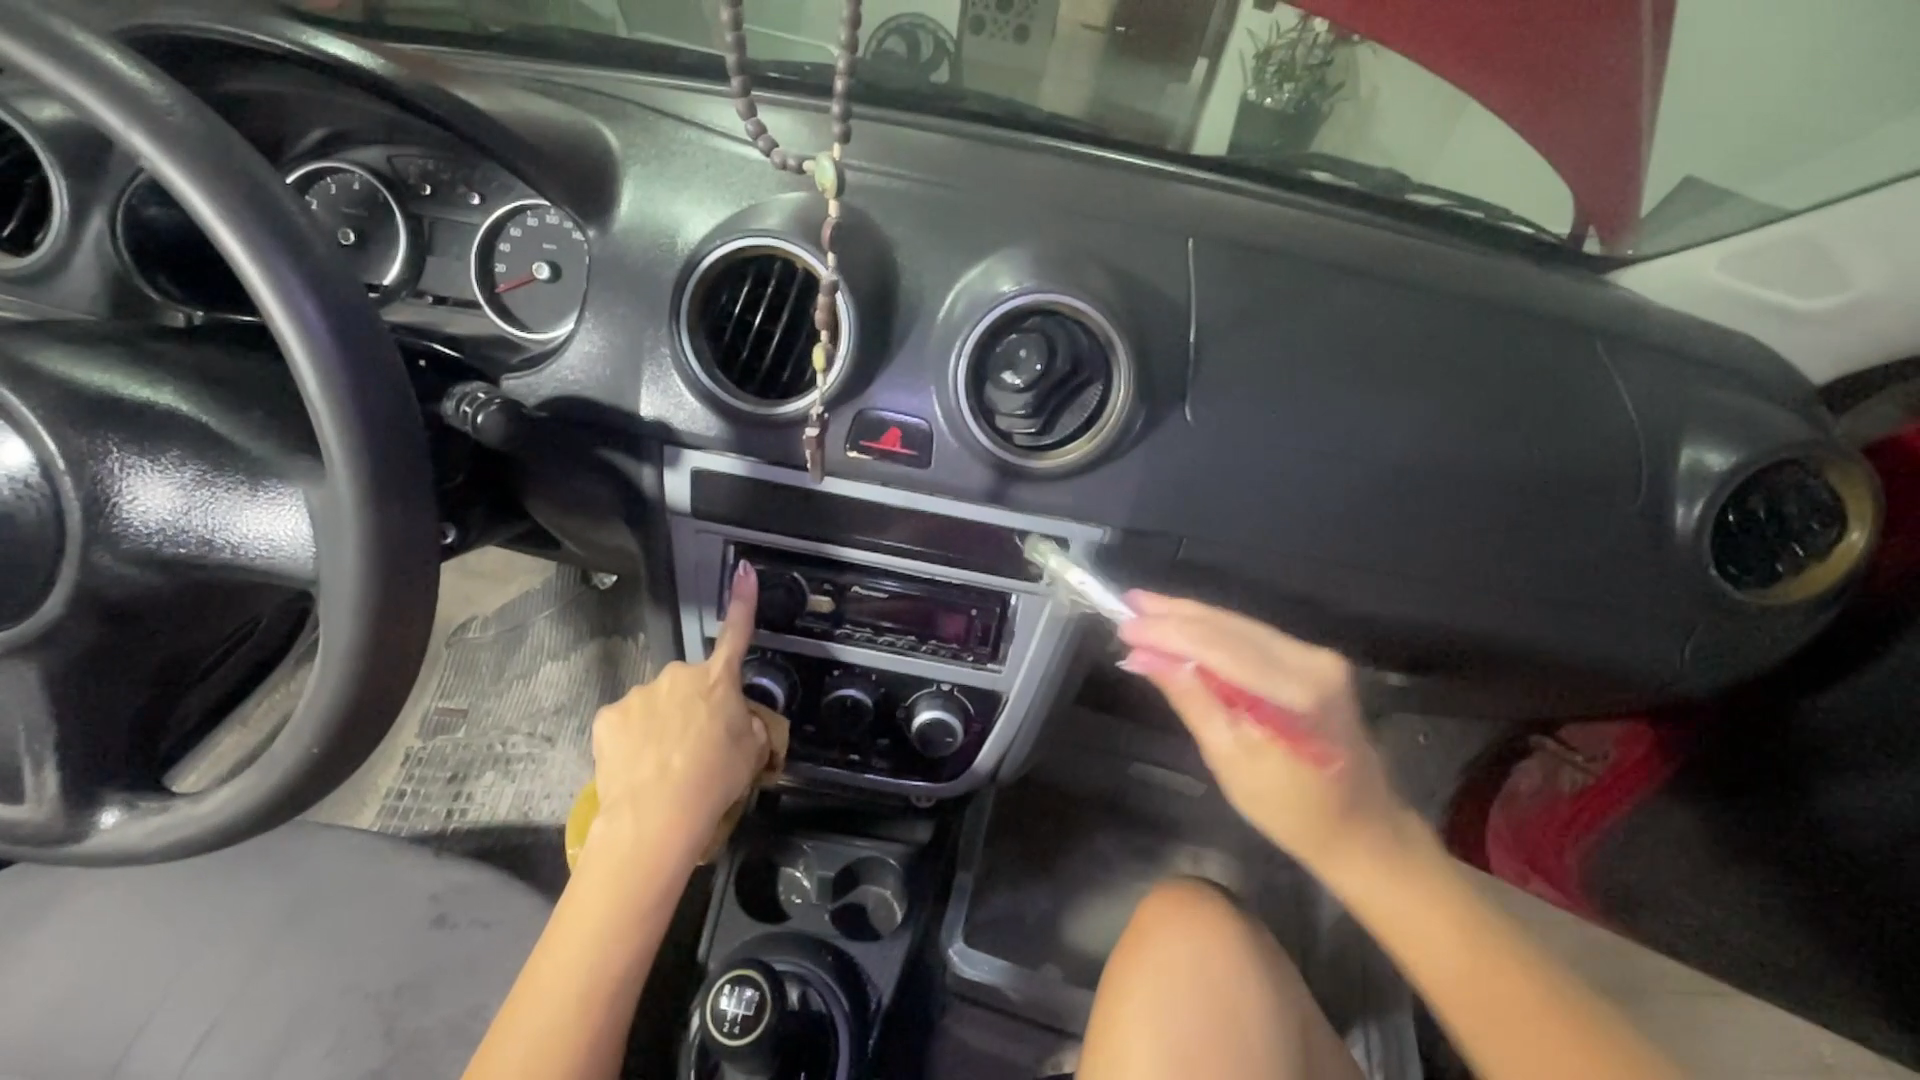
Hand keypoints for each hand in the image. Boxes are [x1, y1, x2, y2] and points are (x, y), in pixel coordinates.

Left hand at [587, 561, 770, 861]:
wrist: (656, 817)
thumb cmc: (716, 780)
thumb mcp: (755, 753)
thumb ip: (752, 726)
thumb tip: (741, 720)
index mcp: (718, 680)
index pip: (736, 633)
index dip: (742, 601)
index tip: (742, 570)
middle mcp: (677, 675)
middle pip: (690, 685)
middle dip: (694, 705)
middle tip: (700, 746)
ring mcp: (638, 694)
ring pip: (656, 705)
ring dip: (662, 725)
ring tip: (666, 766)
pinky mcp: (608, 717)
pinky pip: (627, 724)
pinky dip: (634, 741)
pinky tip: (639, 768)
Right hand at [1116, 592, 1411, 874]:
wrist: (1359, 827)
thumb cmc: (1289, 809)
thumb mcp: (1229, 758)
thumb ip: (1189, 697)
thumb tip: (1141, 657)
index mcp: (1295, 691)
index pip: (1218, 646)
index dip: (1167, 632)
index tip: (1123, 625)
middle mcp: (1311, 661)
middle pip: (1230, 627)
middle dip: (1175, 615)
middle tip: (1128, 603)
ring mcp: (1317, 658)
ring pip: (1241, 626)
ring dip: (1191, 617)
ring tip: (1145, 607)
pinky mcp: (1315, 662)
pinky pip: (1254, 638)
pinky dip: (1215, 632)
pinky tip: (1185, 624)